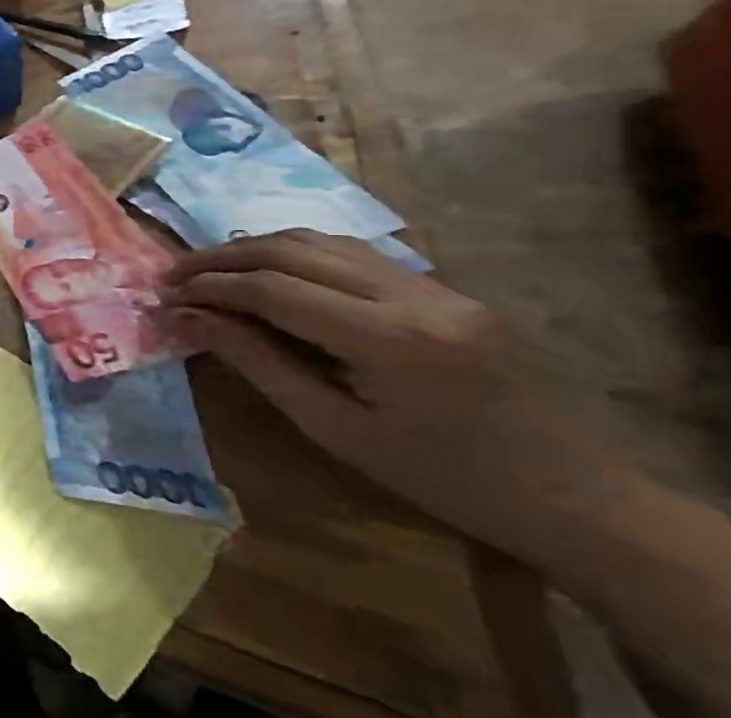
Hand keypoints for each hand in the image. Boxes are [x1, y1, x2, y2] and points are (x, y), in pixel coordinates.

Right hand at [162, 229, 614, 560]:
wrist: (571, 496)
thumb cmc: (440, 477)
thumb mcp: (333, 427)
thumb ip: (256, 361)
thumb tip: (187, 319)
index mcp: (391, 338)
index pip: (275, 289)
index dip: (211, 287)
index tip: (165, 296)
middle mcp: (414, 294)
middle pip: (293, 250)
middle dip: (222, 258)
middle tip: (174, 274)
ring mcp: (435, 285)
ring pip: (322, 241)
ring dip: (256, 248)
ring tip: (210, 268)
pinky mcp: (443, 288)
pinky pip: (352, 254)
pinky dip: (296, 254)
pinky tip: (268, 271)